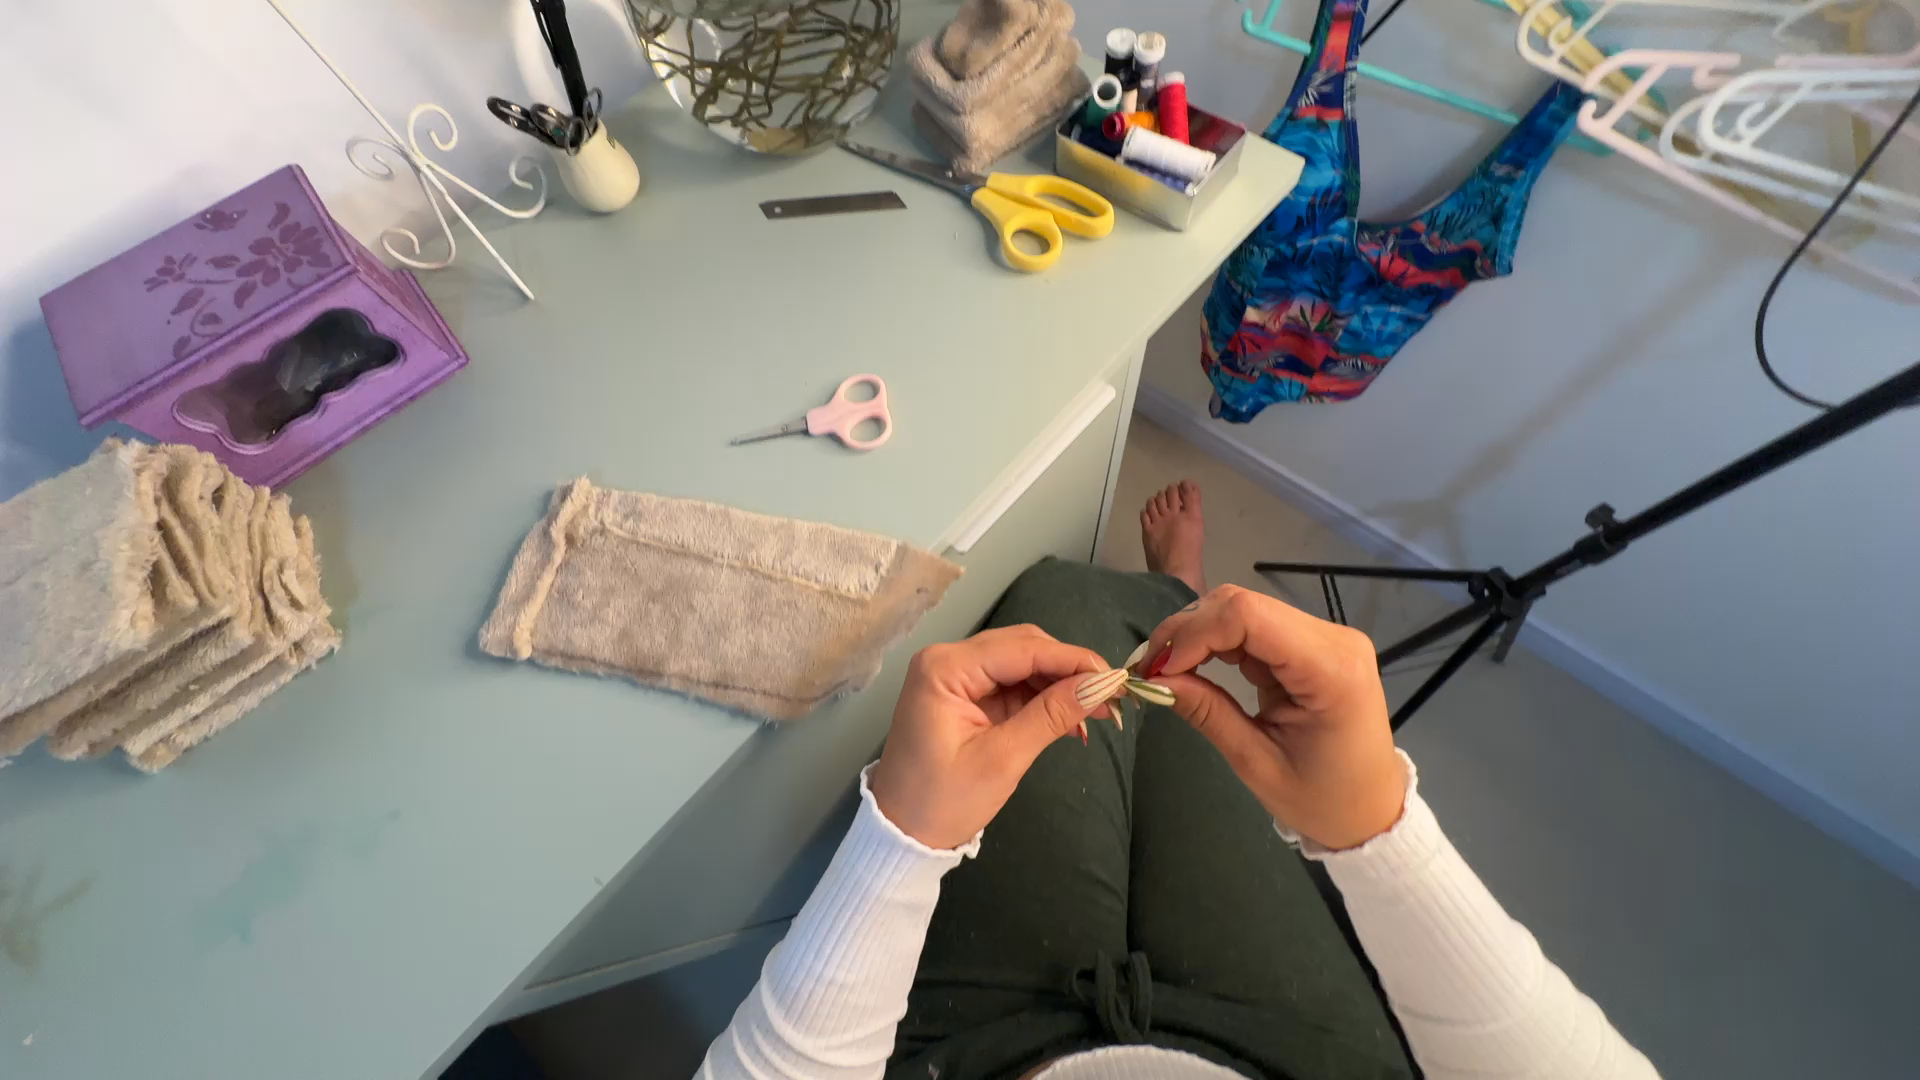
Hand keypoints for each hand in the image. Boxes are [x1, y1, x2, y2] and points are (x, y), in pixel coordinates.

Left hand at [869, 625, 1109, 849]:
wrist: (901, 834)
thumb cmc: (943, 801)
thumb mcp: (1002, 759)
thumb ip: (1051, 714)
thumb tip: (1102, 684)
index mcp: (945, 668)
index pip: (1021, 648)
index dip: (1072, 659)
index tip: (1116, 677)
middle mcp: (947, 659)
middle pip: (1022, 647)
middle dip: (1068, 669)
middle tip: (1111, 697)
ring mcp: (955, 675)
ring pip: (1021, 662)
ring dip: (1059, 683)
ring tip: (1099, 711)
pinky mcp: (965, 693)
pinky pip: (1011, 682)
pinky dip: (1042, 696)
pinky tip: (1072, 716)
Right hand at [1143, 586, 1406, 850]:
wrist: (1371, 813)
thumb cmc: (1321, 800)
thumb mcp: (1255, 763)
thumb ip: (1205, 711)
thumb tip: (1151, 679)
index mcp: (1331, 669)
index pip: (1247, 616)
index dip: (1192, 633)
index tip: (1156, 669)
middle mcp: (1331, 638)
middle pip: (1240, 604)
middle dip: (1186, 631)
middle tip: (1151, 670)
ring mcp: (1321, 636)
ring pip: (1239, 608)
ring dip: (1195, 634)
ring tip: (1166, 670)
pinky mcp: (1307, 642)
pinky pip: (1248, 626)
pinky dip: (1212, 641)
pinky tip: (1193, 666)